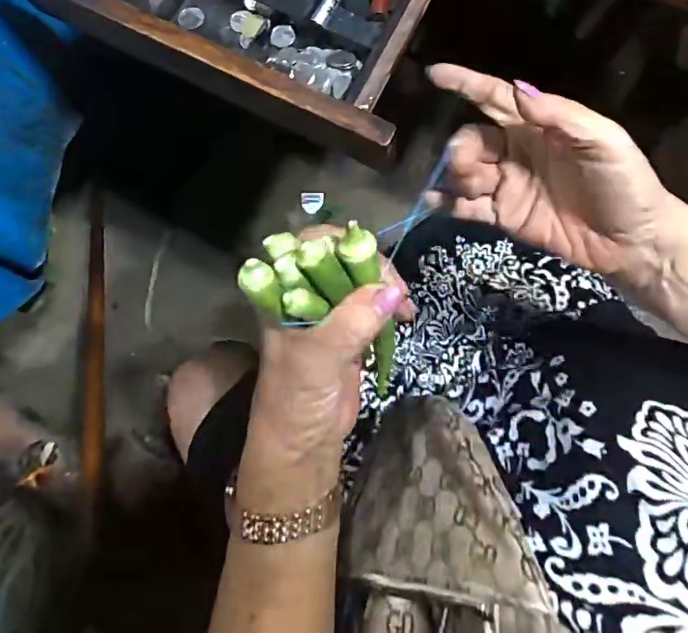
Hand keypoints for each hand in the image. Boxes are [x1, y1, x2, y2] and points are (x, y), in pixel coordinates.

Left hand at [244, 226, 411, 476]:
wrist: (303, 444)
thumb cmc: (296, 395)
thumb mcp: (319, 356)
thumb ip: (351, 322)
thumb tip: (392, 291)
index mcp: (282, 287)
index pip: (309, 243)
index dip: (341, 245)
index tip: (372, 263)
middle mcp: (302, 290)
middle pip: (340, 256)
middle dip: (371, 267)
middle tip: (398, 292)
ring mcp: (325, 308)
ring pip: (358, 278)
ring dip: (384, 286)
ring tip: (405, 310)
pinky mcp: (346, 327)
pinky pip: (370, 303)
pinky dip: (389, 306)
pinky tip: (403, 317)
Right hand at [427, 64, 681, 292]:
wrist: (638, 244)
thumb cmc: (627, 184)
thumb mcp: (604, 142)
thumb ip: (560, 115)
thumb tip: (516, 89)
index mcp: (537, 126)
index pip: (494, 97)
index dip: (465, 83)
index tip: (435, 74)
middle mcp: (515, 151)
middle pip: (471, 139)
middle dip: (460, 149)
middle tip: (467, 168)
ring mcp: (507, 184)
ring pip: (463, 171)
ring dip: (453, 176)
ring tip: (464, 190)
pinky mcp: (504, 216)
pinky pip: (466, 206)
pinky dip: (445, 203)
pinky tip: (435, 203)